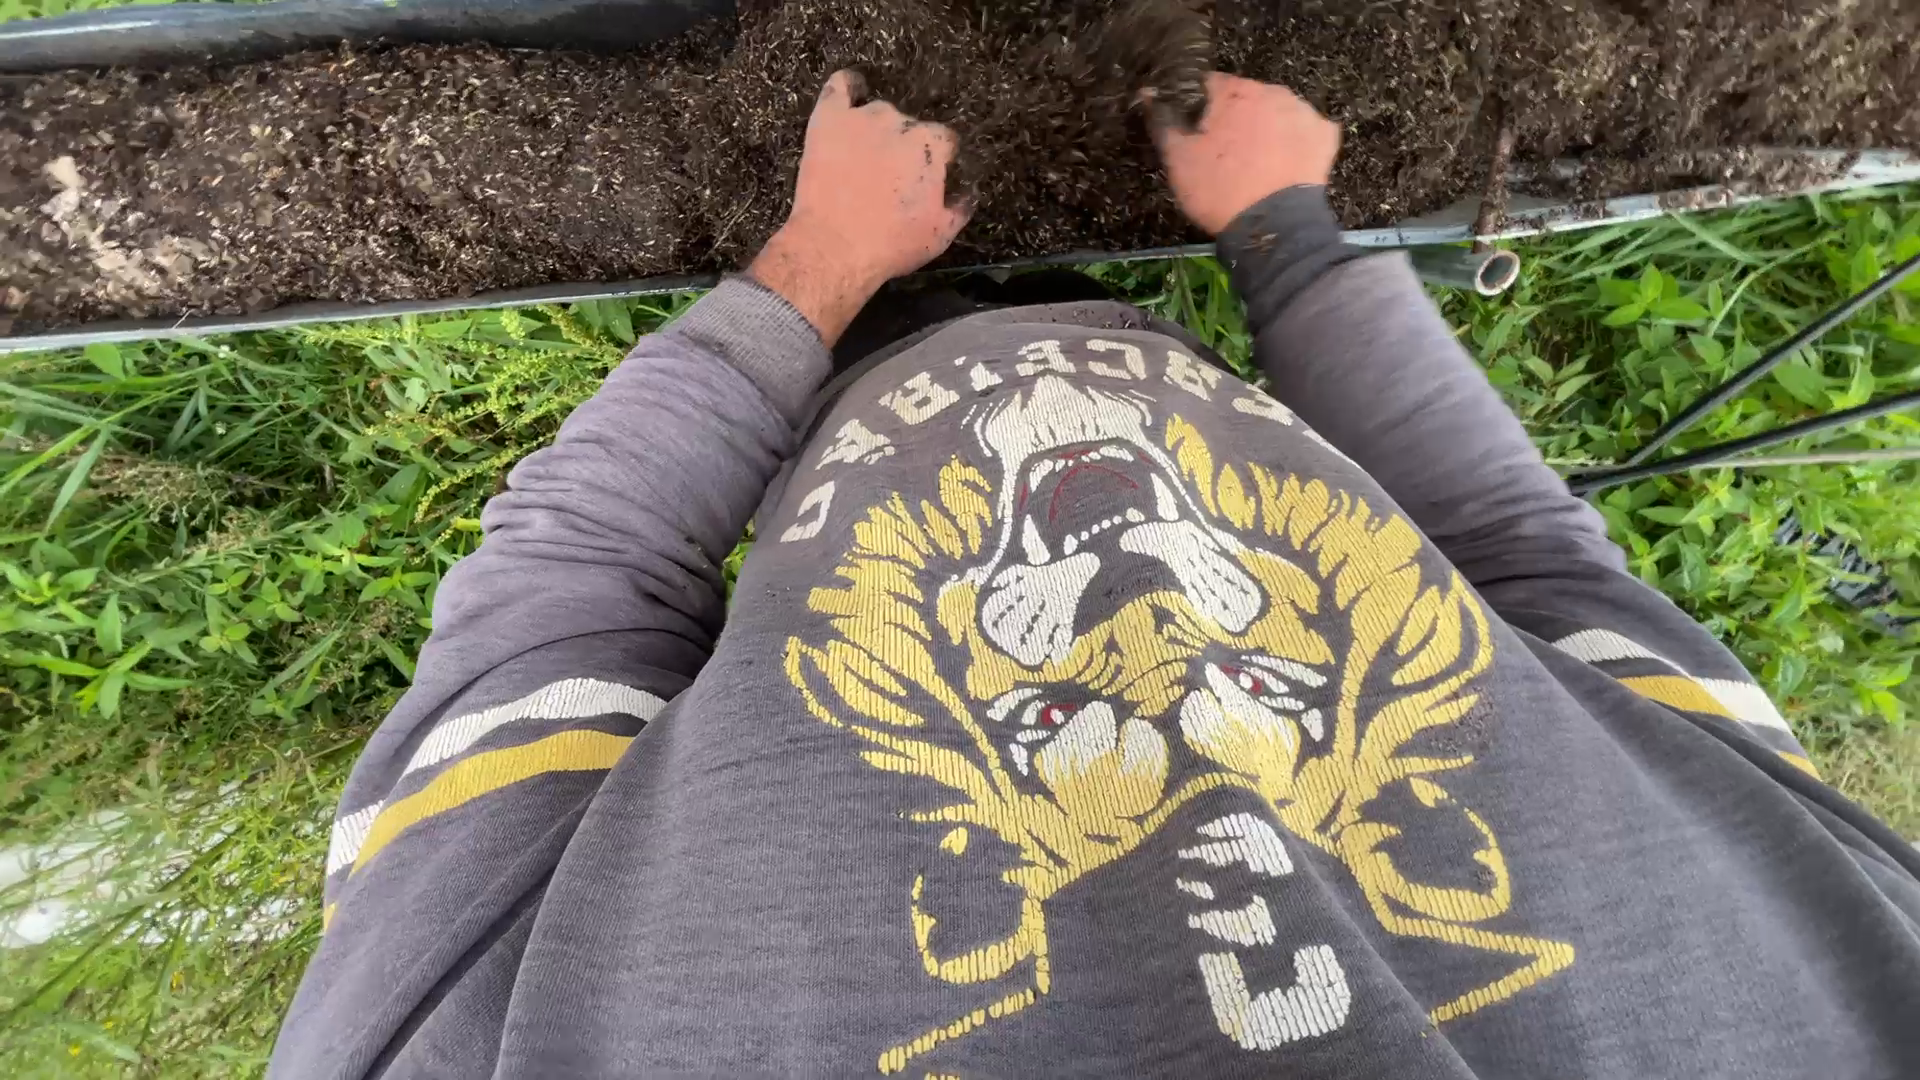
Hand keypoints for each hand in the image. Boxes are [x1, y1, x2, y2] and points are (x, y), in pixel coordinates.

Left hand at [749, 70, 970, 344]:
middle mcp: (901, 122)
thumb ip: (961, 208)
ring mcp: (863, 117)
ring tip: (868, 159)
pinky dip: (849, 88)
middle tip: (894, 181)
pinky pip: (841, 87)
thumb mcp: (940, 236)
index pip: (945, 141)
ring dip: (880, 130)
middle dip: (907, 151)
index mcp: (931, 147)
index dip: (939, 162)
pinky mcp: (829, 118)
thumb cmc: (892, 246)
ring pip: (880, 113)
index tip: (929, 180)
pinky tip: (853, 93)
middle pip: (912, 128)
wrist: (836, 247)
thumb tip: (969, 192)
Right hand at [1151, 72, 1341, 235]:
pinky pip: (1303, 134)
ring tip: (1254, 165)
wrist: (1272, 225)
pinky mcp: (1324, 135)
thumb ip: (1164, 123)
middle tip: (1223, 154)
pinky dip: (1293, 147)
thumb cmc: (1218, 191)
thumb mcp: (1178, 162)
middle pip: (1246, 99)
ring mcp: (1303, 111)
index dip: (1197, 106)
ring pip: (1276, 114)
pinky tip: (1282, 169)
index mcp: (1232, 93)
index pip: (1208, 85)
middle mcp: (1272, 91)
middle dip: (1234, 119)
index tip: (1192, 129)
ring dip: (1265, 131)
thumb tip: (1149, 93)